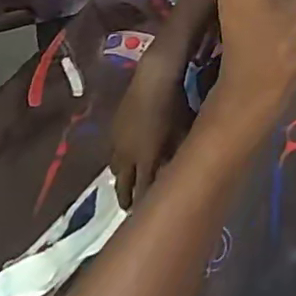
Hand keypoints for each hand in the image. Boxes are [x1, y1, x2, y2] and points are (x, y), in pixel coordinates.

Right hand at [109, 47, 194, 208]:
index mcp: (146, 159)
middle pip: (123, 185)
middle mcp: (127, 155)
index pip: (142, 191)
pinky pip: (114, 152)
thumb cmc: (174, 105)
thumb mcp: (182, 132)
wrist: (152, 79)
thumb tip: (179, 169)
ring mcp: (118, 141)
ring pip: (115, 169)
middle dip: (127, 199)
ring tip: (126, 187)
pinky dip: (120, 161)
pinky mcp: (113, 128)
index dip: (143, 205)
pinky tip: (126, 159)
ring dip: (121, 179)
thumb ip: (178, 154)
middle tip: (130, 210)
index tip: (146, 216)